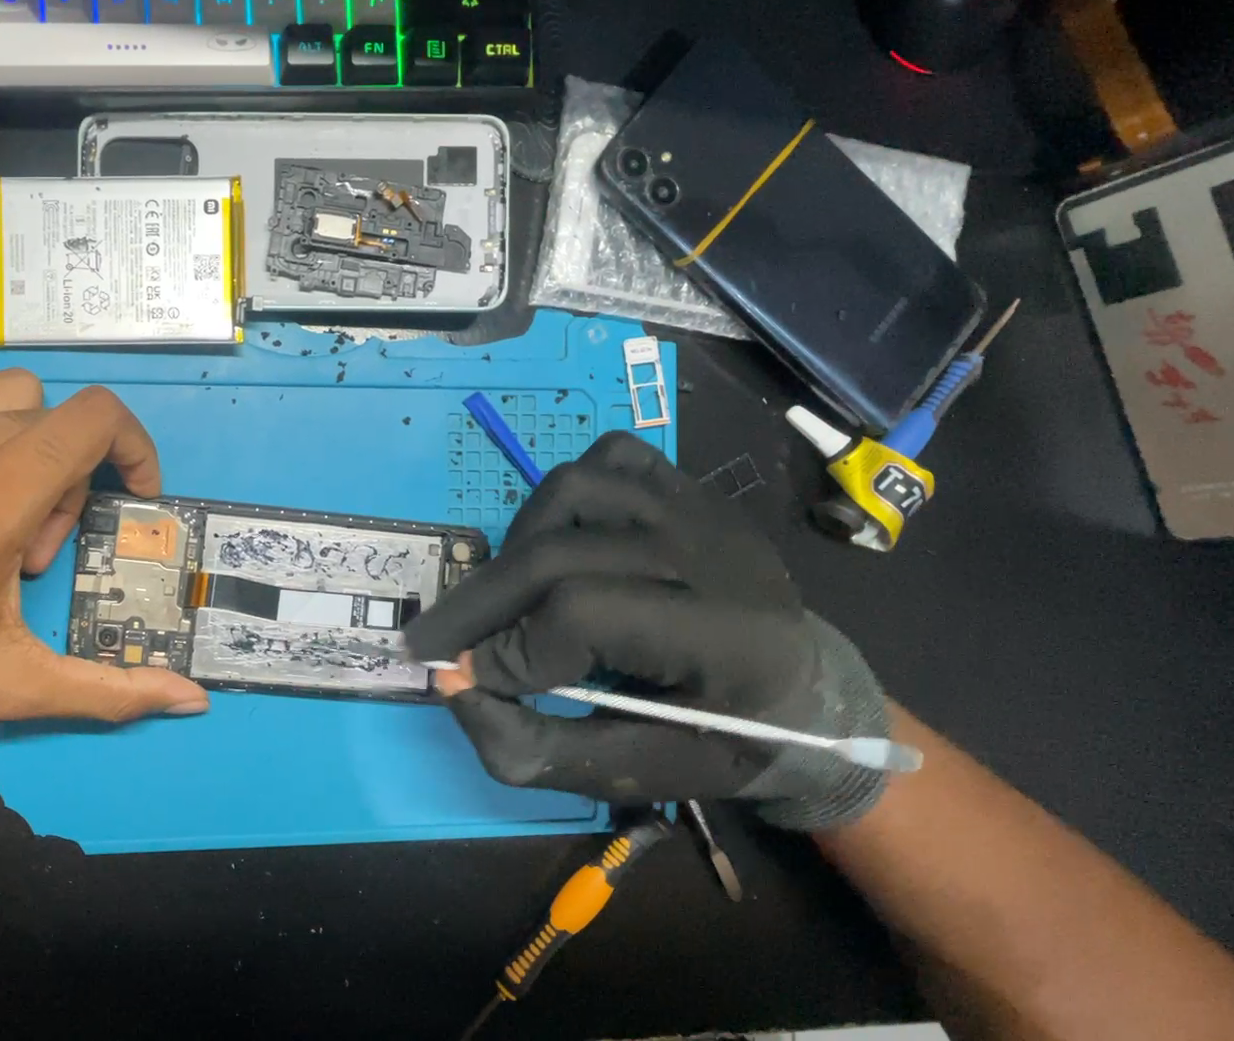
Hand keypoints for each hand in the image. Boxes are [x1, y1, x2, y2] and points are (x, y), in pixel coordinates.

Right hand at [403, 432, 889, 828]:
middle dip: (480, 602)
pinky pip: (604, 460)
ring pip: (572, 491)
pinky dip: (560, 498)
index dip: (512, 649)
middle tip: (432, 641)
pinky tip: (553, 543)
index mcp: (725, 639)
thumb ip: (537, 748)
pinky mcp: (684, 486)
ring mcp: (698, 508)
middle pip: (560, 553)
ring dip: (517, 545)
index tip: (470, 680)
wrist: (802, 683)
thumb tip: (452, 686)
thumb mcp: (635, 774)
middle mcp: (713, 555)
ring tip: (503, 595)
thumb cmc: (721, 739)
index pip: (585, 612)